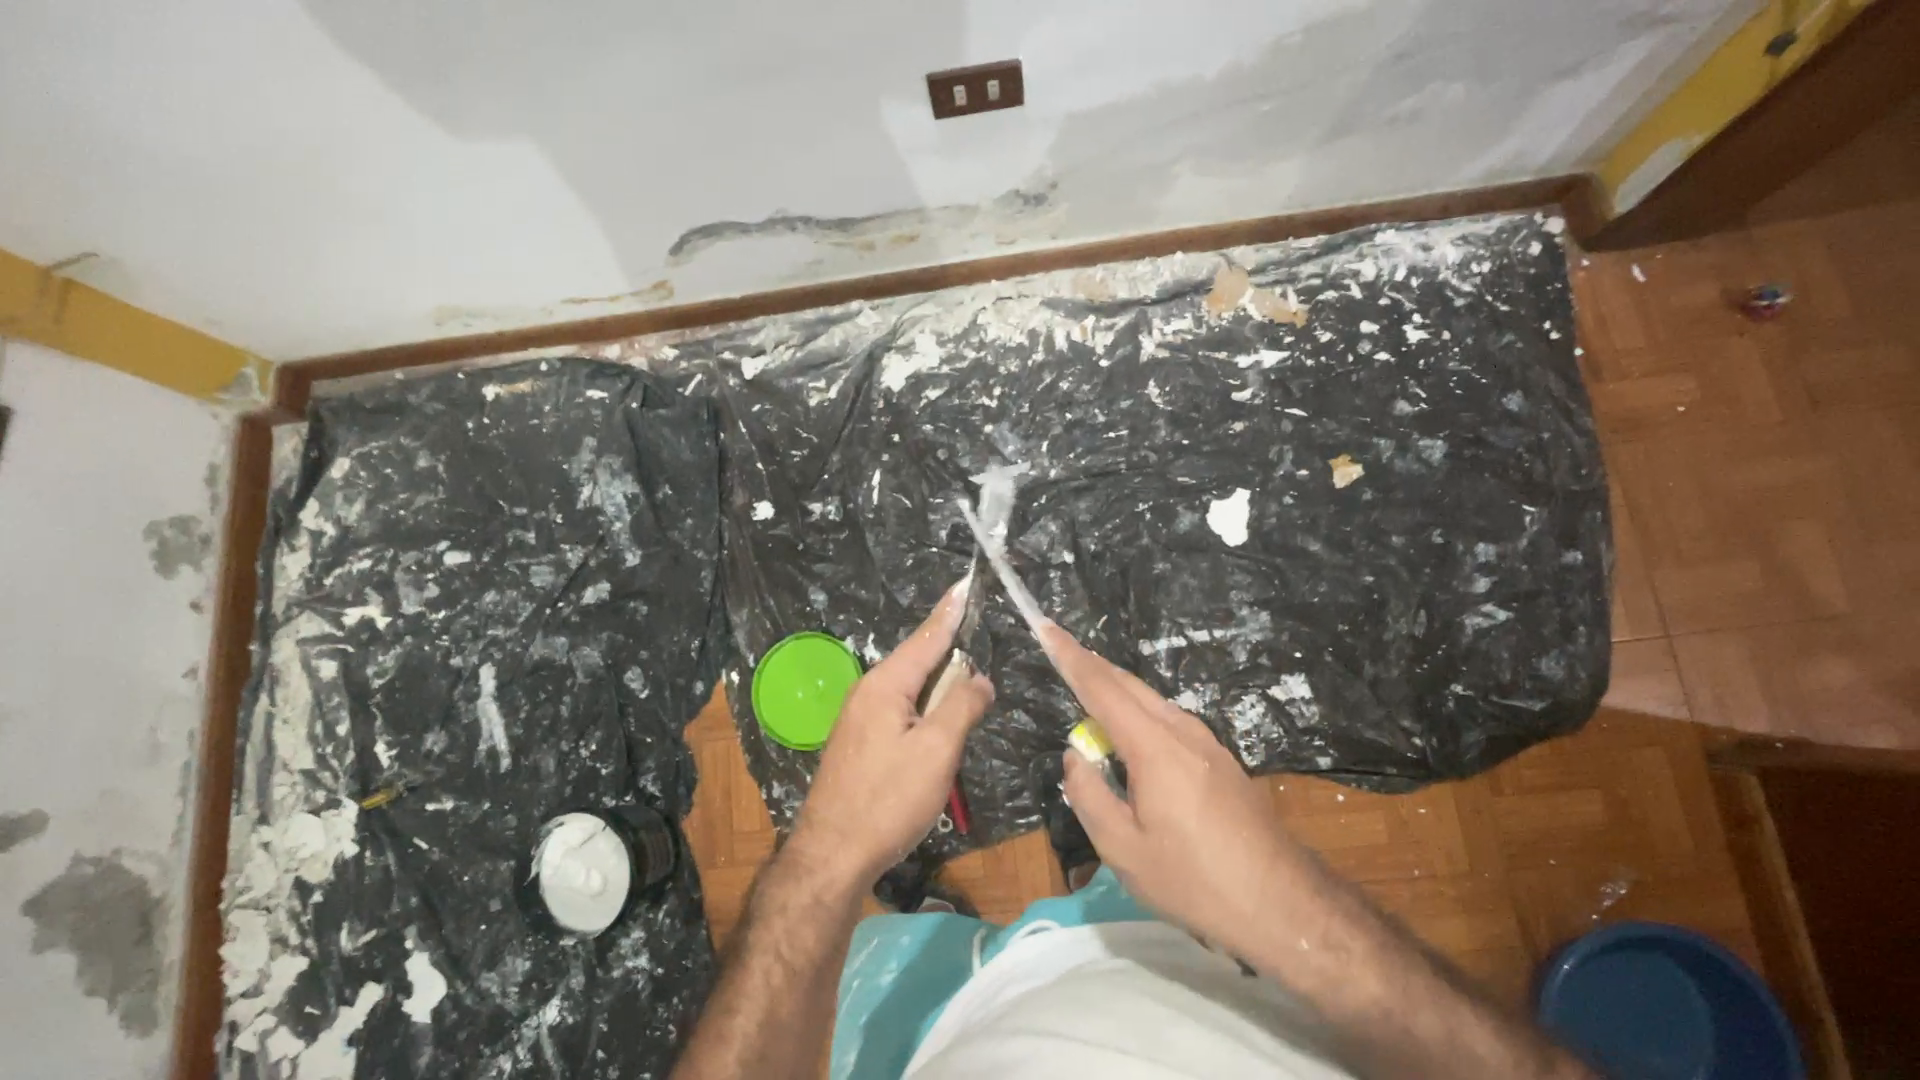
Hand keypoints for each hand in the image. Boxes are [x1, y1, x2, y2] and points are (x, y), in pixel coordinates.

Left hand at [788, 581, 993, 889]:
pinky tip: (941, 725)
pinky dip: (926, 711)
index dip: (950, 612)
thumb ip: (961, 707)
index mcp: (886, 685)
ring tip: (971, 683)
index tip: (964, 584)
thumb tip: (979, 677)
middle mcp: (868, 693)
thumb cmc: (888, 799)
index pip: (927, 637)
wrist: (833, 853)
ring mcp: (860, 720)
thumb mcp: (937, 750)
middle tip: (979, 635)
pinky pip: (902, 713)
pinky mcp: (860, 745)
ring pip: (911, 691)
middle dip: (950, 652)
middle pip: (919, 662)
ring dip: (941, 688)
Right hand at [1044, 622, 1303, 953]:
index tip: (1047, 629)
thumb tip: (1076, 756)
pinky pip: (1169, 721)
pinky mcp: (1220, 761)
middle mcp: (1183, 733)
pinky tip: (1129, 734)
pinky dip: (1138, 713)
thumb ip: (1090, 795)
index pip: (1102, 689)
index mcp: (1154, 748)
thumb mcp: (1123, 849)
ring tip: (1086, 688)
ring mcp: (1207, 744)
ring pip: (1152, 701)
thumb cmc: (1194, 881)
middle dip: (1090, 664)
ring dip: (1115, 690)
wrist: (1280, 903)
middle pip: (1129, 685)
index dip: (1070, 658)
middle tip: (1058, 648)